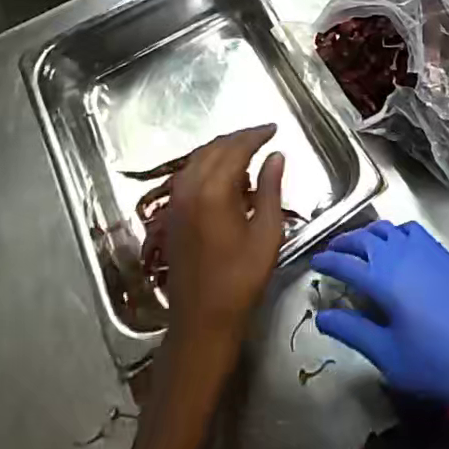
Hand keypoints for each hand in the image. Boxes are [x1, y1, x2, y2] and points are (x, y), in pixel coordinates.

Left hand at [162, 125, 286, 338]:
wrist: (202, 319)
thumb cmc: (240, 281)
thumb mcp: (267, 235)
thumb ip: (271, 190)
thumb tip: (276, 156)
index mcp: (213, 189)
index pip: (235, 148)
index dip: (255, 135)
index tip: (273, 128)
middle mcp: (189, 186)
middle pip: (215, 148)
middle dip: (239, 139)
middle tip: (263, 138)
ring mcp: (177, 197)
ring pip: (200, 158)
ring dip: (223, 150)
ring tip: (249, 153)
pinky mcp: (172, 209)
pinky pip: (191, 173)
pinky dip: (209, 164)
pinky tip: (226, 176)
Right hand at [311, 220, 448, 444]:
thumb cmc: (438, 363)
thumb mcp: (388, 356)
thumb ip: (352, 331)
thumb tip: (322, 317)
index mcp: (381, 278)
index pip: (343, 262)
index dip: (326, 262)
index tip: (315, 264)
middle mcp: (397, 254)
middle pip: (360, 238)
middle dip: (342, 244)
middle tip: (332, 254)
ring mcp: (421, 249)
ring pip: (383, 228)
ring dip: (365, 234)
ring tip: (358, 246)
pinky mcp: (441, 252)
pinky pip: (409, 229)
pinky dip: (393, 231)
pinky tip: (394, 244)